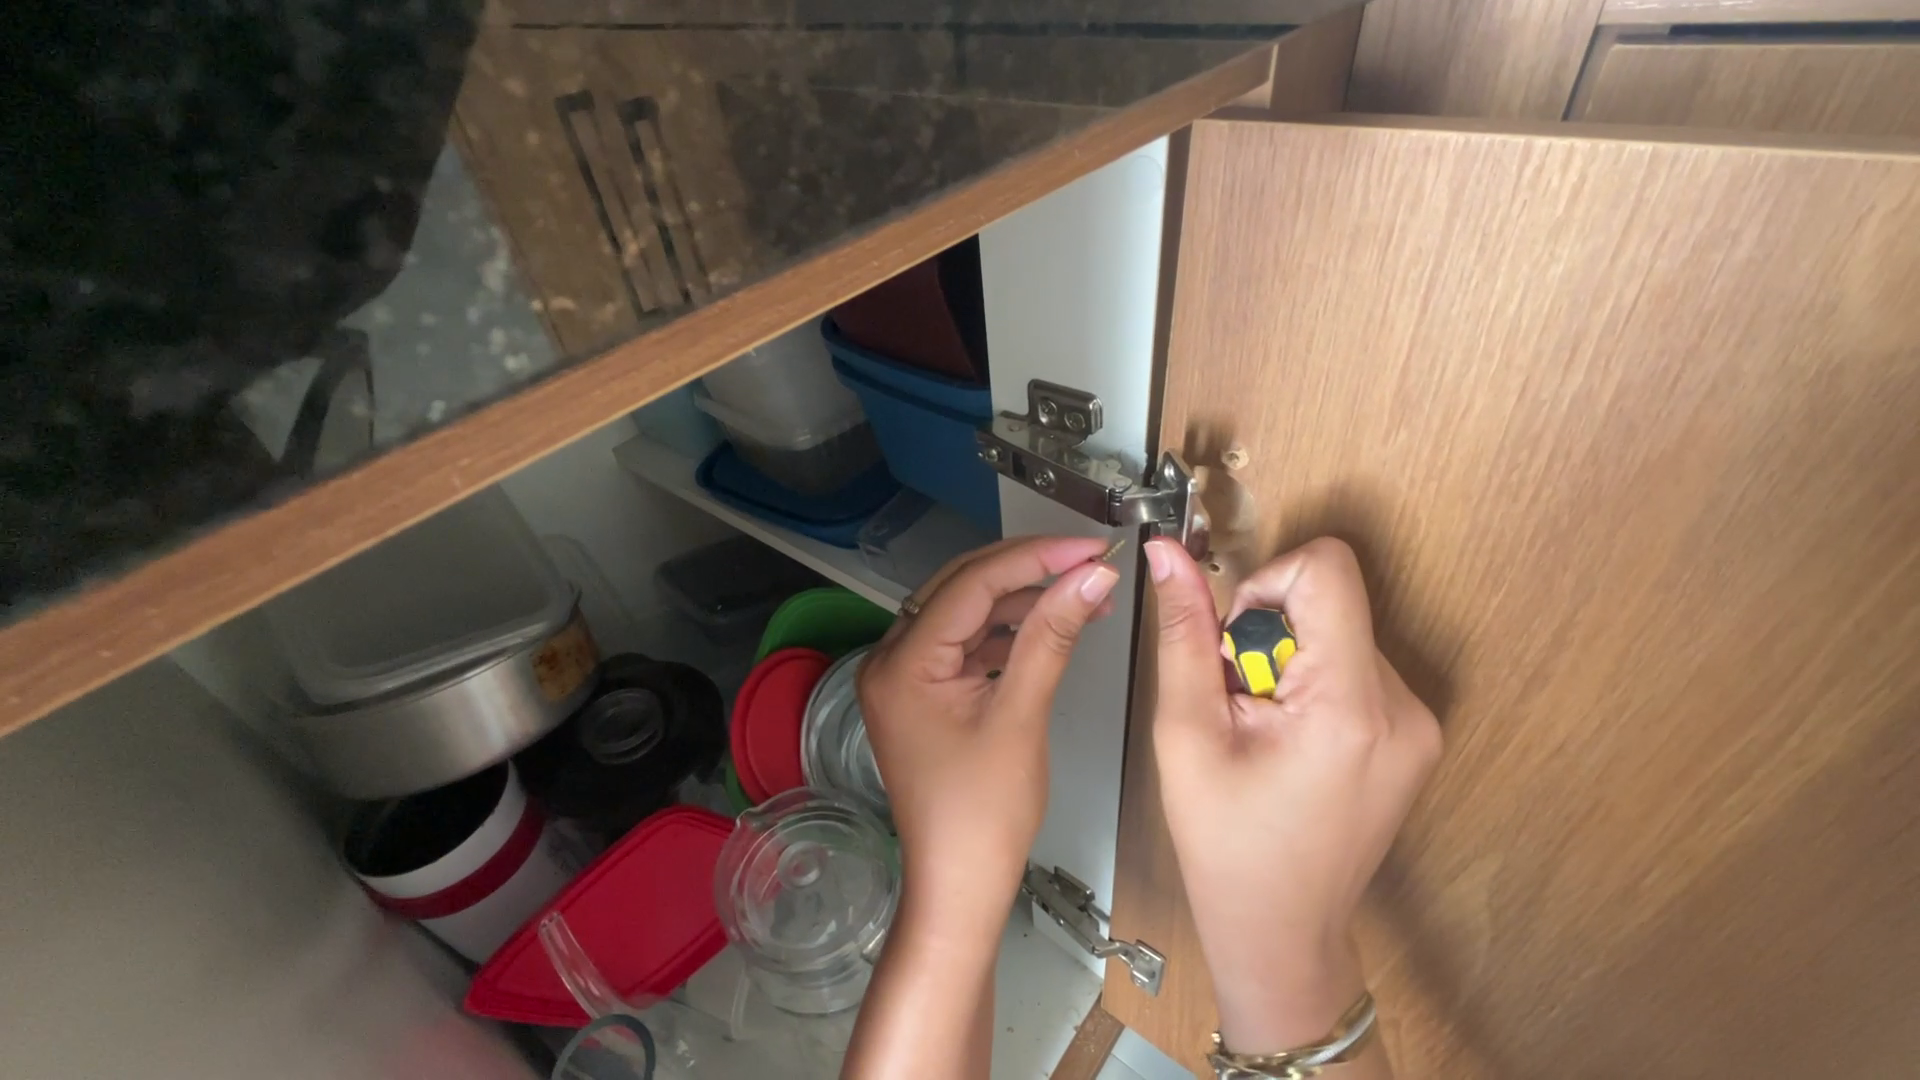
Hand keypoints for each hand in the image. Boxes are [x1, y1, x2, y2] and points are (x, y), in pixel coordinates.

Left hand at [857, 536, 1118, 924]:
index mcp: (902, 663)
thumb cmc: (986, 813)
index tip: (1089, 547)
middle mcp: (891, 659)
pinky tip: (1049, 625)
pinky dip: (1007, 634)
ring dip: (1021, 601)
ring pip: (966, 614)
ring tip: (1081, 592)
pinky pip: (966, 645)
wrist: (961, 886)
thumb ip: (1052, 636)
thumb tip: (1092, 574)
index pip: (970, 585)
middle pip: (962, 590)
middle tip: (1086, 560)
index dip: (1033, 559)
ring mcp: (905, 677)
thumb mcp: (1021, 716)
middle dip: (1026, 572)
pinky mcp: (924, 693)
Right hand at [1145, 536, 1440, 1055]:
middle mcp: (1403, 705)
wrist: (1281, 929)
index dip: (1265, 583)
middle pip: (1329, 599)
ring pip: (1337, 630)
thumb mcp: (1186, 730)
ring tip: (1260, 727)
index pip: (1326, 568)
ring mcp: (1417, 721)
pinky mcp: (1413, 733)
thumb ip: (1184, 631)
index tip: (1234, 643)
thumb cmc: (1225, 841)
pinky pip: (1353, 665)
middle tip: (1238, 700)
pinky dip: (1310, 681)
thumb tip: (1168, 552)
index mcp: (1349, 703)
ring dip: (1286, 659)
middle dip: (1267, 632)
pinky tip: (1286, 739)